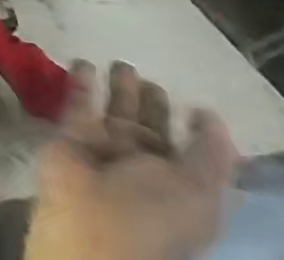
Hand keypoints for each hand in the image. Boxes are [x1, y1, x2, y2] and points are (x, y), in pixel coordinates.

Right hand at [24, 61, 240, 259]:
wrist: (92, 220)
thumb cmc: (156, 210)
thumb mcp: (200, 188)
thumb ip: (210, 152)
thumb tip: (211, 114)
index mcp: (182, 184)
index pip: (192, 152)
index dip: (198, 131)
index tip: (198, 105)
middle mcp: (145, 166)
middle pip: (151, 127)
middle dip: (151, 103)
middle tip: (150, 77)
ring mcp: (106, 148)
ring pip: (115, 111)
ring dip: (118, 88)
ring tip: (120, 62)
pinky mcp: (72, 134)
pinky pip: (77, 103)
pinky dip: (80, 83)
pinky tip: (84, 62)